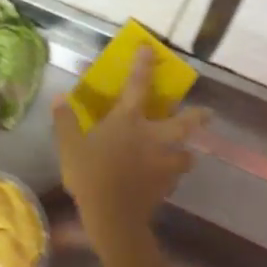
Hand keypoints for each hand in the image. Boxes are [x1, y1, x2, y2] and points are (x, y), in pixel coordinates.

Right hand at [54, 49, 209, 242]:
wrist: (113, 218)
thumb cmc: (90, 176)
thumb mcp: (69, 146)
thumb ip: (65, 121)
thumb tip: (58, 97)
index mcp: (128, 121)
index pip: (137, 85)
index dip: (143, 65)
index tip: (150, 49)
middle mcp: (152, 137)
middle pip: (183, 123)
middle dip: (197, 116)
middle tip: (208, 113)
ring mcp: (162, 163)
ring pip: (185, 154)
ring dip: (186, 152)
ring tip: (185, 153)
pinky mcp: (165, 186)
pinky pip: (174, 177)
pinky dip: (172, 175)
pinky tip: (166, 179)